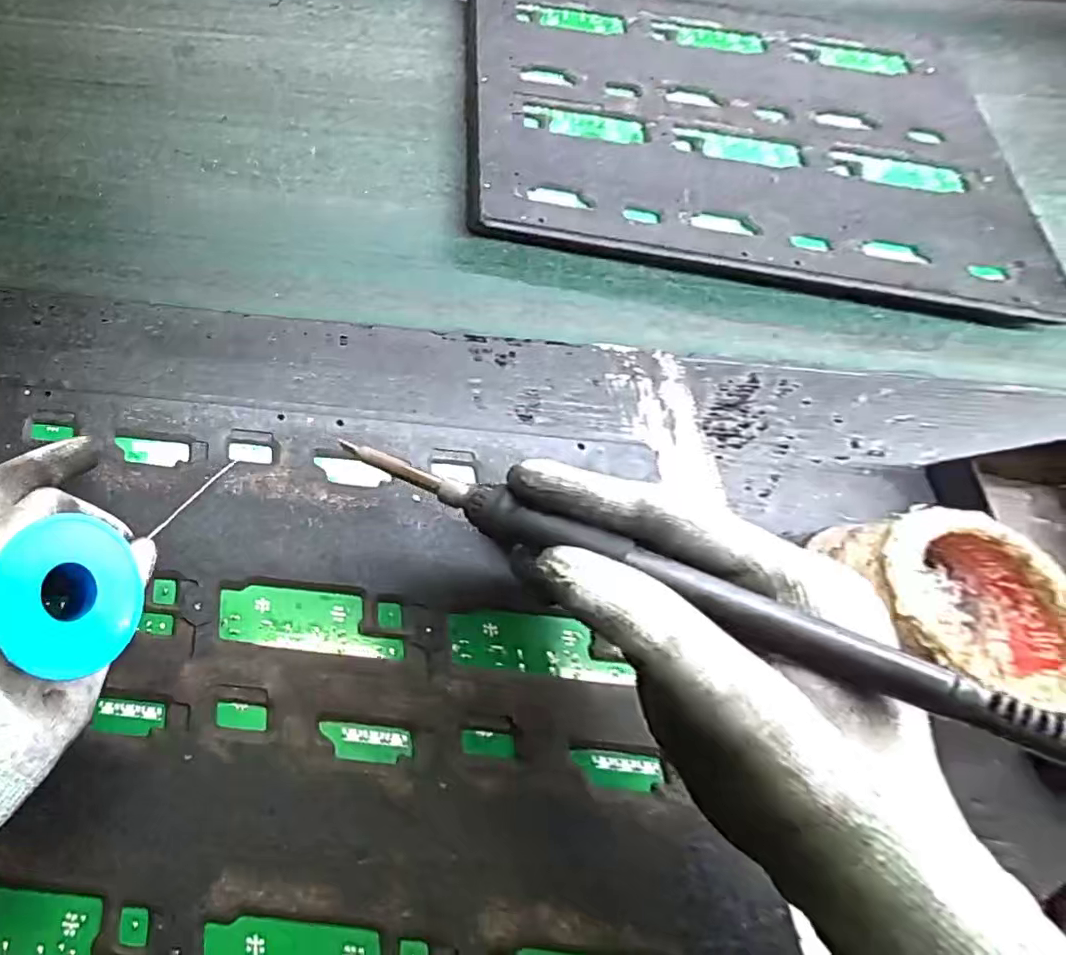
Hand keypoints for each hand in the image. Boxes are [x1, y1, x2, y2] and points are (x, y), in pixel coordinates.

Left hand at [0, 437, 152, 954]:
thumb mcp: (61, 703)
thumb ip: (105, 624)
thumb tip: (139, 561)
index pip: (37, 508)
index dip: (91, 515)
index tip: (122, 546)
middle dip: (51, 463)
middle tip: (92, 454)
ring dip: (33, 507)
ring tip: (77, 527)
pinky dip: (16, 542)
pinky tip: (45, 572)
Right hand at [512, 459, 1063, 954]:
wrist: (851, 868)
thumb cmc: (816, 791)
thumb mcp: (740, 708)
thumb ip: (654, 629)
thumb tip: (549, 559)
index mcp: (793, 580)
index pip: (676, 520)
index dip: (591, 497)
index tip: (520, 478)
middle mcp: (758, 583)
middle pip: (646, 532)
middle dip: (565, 510)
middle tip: (495, 495)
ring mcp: (723, 612)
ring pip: (629, 559)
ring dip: (562, 539)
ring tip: (503, 522)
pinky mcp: (689, 640)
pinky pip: (622, 592)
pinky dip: (572, 576)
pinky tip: (536, 567)